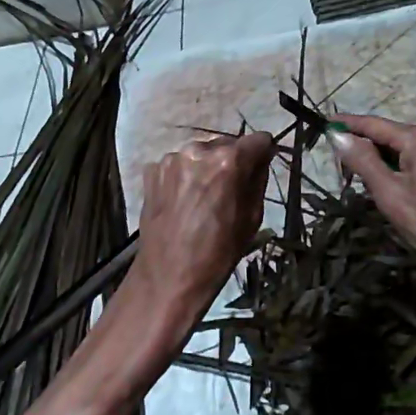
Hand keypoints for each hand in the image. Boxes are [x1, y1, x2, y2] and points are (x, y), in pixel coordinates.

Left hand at [135, 132, 274, 318]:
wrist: (169, 275)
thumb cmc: (218, 252)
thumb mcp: (252, 217)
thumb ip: (258, 179)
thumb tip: (261, 158)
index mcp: (228, 161)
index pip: (258, 139)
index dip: (262, 153)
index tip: (260, 167)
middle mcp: (198, 150)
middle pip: (226, 144)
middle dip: (232, 161)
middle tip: (228, 190)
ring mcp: (171, 158)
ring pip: (200, 155)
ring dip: (206, 168)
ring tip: (202, 198)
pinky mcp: (153, 170)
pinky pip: (178, 165)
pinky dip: (184, 177)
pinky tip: (182, 201)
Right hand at [330, 114, 415, 297]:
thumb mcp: (390, 194)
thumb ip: (363, 162)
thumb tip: (338, 135)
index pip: (373, 124)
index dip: (347, 124)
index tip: (323, 123)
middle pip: (389, 134)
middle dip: (362, 146)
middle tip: (337, 165)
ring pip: (404, 149)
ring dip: (380, 160)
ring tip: (356, 177)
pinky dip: (398, 168)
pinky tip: (386, 186)